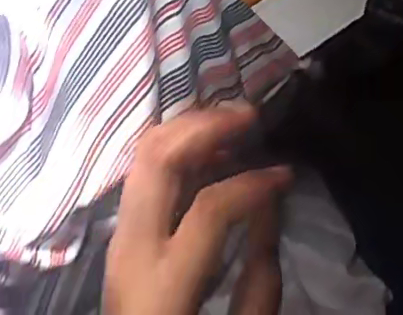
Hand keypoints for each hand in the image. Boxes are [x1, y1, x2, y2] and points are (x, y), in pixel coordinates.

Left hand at [104, 104, 291, 314]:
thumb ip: (259, 287)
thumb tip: (268, 210)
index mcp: (161, 285)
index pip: (208, 209)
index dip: (253, 184)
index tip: (285, 173)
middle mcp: (130, 247)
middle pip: (157, 158)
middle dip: (205, 126)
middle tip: (249, 116)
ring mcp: (118, 235)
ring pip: (144, 152)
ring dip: (189, 128)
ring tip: (231, 125)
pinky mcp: (119, 231)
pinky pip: (144, 168)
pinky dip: (177, 147)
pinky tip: (209, 152)